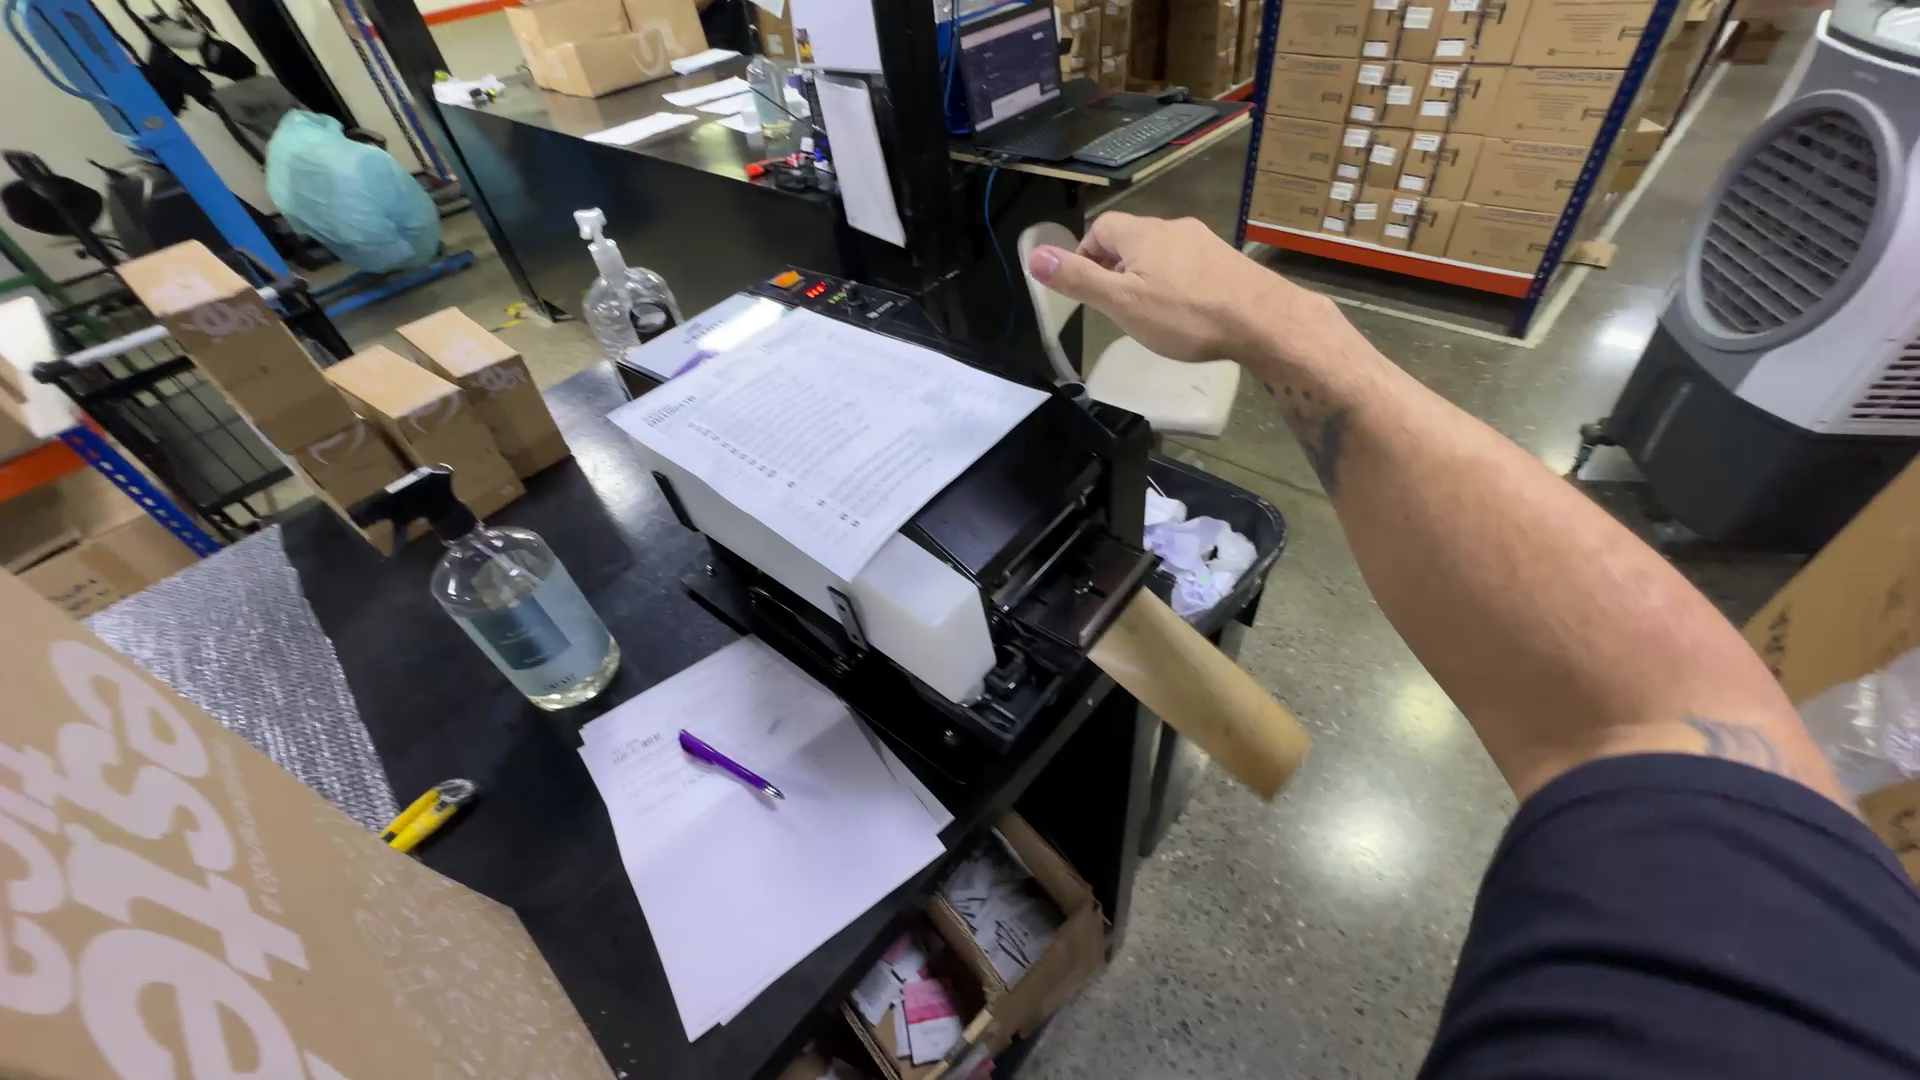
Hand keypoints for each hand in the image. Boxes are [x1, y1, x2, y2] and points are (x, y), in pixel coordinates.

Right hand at [1027, 213, 1345, 368]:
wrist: (1262, 320)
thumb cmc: (1184, 315)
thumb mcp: (1121, 303)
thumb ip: (1079, 280)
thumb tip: (1034, 257)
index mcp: (1142, 235)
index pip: (1101, 229)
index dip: (1085, 255)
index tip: (1085, 287)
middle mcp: (1173, 229)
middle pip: (1131, 239)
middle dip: (1115, 266)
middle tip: (1112, 304)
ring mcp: (1204, 243)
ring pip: (1161, 252)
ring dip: (1145, 275)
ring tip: (1146, 311)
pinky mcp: (1226, 262)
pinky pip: (1188, 265)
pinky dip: (1175, 282)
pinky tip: (1183, 311)